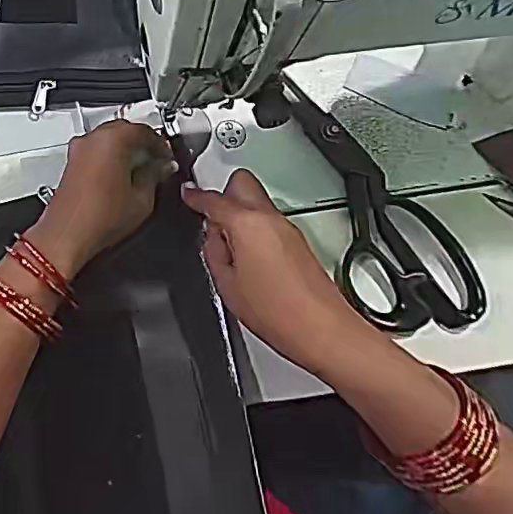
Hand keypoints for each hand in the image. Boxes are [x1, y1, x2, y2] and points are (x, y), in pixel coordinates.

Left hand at [29, 121, 175, 275]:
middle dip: (142, 142)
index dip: (160, 144)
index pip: (144, 131)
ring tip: (140, 168)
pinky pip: (96, 149)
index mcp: (113, 140)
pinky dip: (110, 155)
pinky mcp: (72, 162)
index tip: (166, 155)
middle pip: (124, 129)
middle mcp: (93, 140)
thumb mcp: (142, 199)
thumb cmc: (96, 219)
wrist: (67, 235)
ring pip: (108, 137)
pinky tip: (120, 175)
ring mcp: (79, 150)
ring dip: (125, 148)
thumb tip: (158, 169)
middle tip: (156, 159)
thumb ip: (154, 176)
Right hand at [183, 170, 377, 372]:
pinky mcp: (299, 241)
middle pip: (242, 182)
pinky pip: (270, 221)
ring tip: (231, 250)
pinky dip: (255, 229)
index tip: (189, 195)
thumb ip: (212, 251)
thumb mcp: (226, 284)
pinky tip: (249, 258)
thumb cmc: (280, 313)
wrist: (323, 331)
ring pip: (257, 201)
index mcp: (247, 224)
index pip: (213, 199)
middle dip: (223, 193)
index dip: (196, 196)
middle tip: (211, 219)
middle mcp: (270, 218)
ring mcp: (288, 228)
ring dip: (240, 214)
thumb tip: (212, 239)